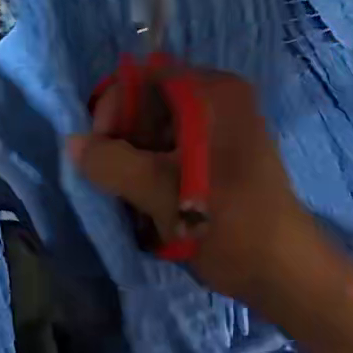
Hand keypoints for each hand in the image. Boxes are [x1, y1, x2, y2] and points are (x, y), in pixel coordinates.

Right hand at [68, 68, 337, 307]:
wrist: (280, 273)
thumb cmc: (225, 224)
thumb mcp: (158, 192)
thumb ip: (110, 162)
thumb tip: (71, 142)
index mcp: (212, 92)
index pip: (139, 79)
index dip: (112, 113)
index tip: (102, 154)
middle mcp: (219, 99)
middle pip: (143, 106)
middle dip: (121, 142)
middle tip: (119, 182)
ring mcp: (220, 128)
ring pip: (150, 132)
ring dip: (132, 163)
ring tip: (137, 198)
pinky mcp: (218, 154)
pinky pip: (167, 150)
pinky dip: (150, 172)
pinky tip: (152, 202)